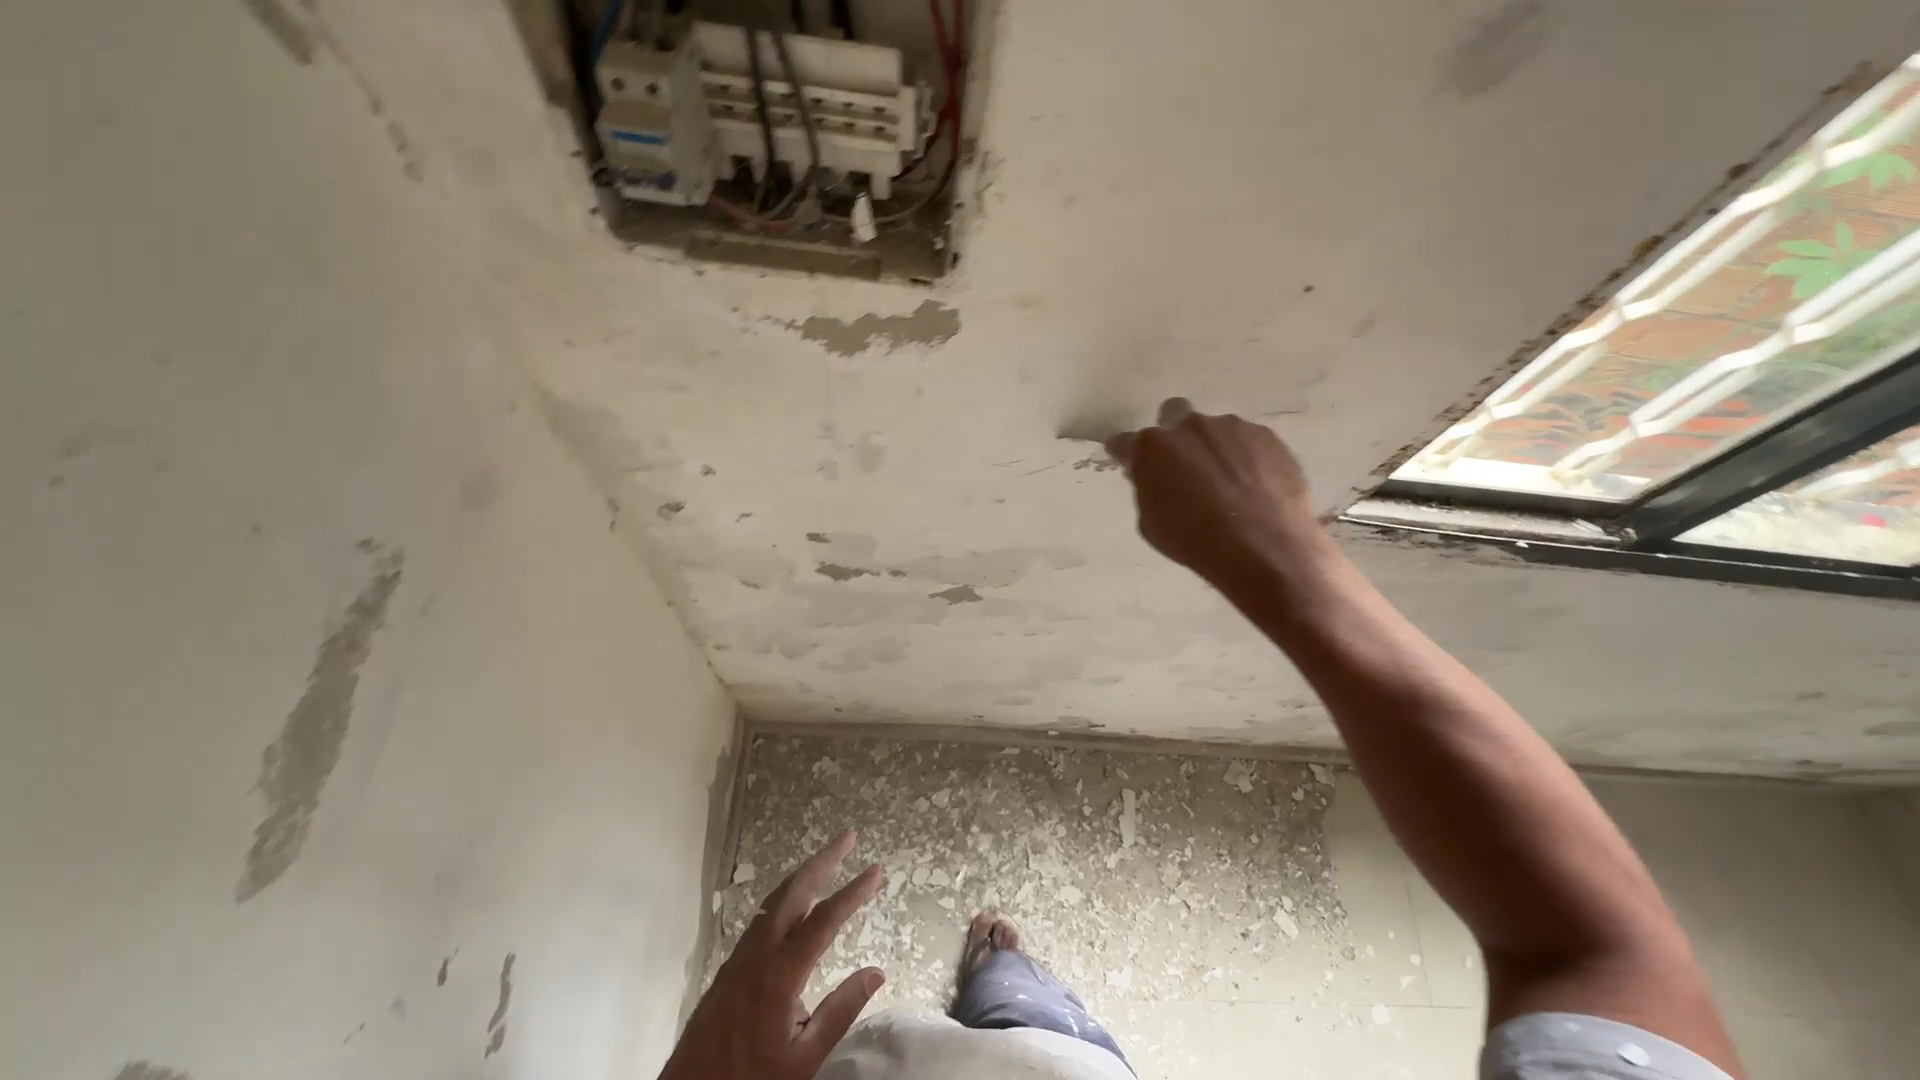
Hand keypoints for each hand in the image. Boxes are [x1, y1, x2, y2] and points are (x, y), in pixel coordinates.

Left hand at [659, 832, 884, 1079]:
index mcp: (780, 975)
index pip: (823, 921)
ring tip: (827, 859)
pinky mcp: (729, 969)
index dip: (852, 892)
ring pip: (773, 902)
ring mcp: (739, 959)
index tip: (876, 870)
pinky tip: (792, 902)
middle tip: (849, 837)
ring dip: (802, 875)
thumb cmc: (752, 1078)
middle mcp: (757, 955)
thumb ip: (840, 1011)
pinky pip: (761, 917)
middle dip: (822, 861)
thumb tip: (876, 972)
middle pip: (792, 894)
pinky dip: (784, 896)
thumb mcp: (805, 1058)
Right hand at [1106, 398, 1323, 585]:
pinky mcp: (1267, 436)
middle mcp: (1190, 426)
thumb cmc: (1195, 542)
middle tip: (1184, 468)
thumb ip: (1148, 488)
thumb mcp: (1151, 523)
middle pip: (1173, 416)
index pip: (1125, 442)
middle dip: (1175, 437)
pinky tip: (1254, 486)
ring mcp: (1232, 427)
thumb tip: (1155, 477)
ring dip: (1214, 449)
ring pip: (1215, 430)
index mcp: (1152, 447)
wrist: (1262, 549)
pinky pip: (1248, 441)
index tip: (1131, 464)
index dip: (1127, 454)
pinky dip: (1246, 458)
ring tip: (1229, 485)